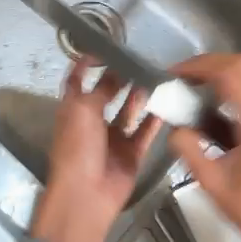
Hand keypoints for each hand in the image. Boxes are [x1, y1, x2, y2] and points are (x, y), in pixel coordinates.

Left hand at [29, 57, 162, 241]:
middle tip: (143, 61)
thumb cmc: (77, 147)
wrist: (86, 194)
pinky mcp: (131, 154)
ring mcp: (112, 139)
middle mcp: (91, 121)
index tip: (105, 47)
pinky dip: (155, 121)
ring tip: (157, 79)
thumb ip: (101, 90)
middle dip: (121, 79)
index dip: (87, 64)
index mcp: (73, 109)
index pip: (78, 80)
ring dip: (140, 97)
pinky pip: (144, 133)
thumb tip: (115, 73)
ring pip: (128, 112)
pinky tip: (167, 105)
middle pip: (107, 94)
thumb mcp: (83, 110)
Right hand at [166, 54, 240, 241]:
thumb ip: (189, 149)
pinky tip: (219, 106)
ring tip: (198, 88)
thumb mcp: (213, 183)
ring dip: (226, 74)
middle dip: (211, 64)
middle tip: (184, 76)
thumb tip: (175, 128)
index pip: (230, 73)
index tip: (175, 73)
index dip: (199, 66)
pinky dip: (239, 87)